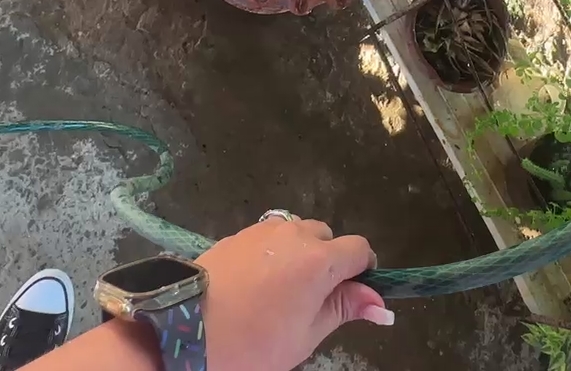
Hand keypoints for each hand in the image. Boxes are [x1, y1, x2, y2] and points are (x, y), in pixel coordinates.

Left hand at [194, 214, 390, 370]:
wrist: (188, 327)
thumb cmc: (254, 342)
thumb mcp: (305, 335)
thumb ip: (345, 309)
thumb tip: (382, 304)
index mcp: (320, 260)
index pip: (359, 248)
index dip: (362, 269)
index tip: (351, 293)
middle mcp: (297, 233)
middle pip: (328, 237)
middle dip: (328, 262)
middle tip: (309, 300)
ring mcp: (267, 229)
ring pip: (299, 232)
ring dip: (301, 253)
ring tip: (281, 291)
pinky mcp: (242, 231)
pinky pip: (271, 235)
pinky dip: (275, 252)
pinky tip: (256, 282)